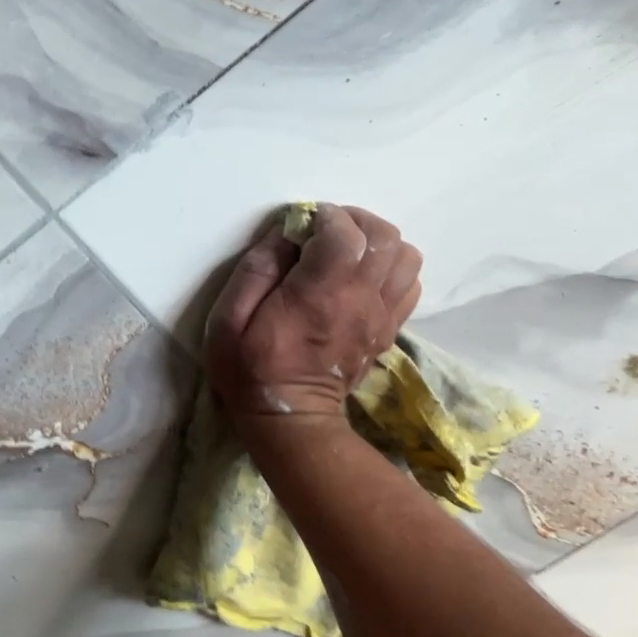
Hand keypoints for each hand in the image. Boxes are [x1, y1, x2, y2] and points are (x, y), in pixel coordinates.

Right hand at [204, 204, 422, 416]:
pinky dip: (390, 268)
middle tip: (323, 228)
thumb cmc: (249, 367)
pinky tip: (359, 275)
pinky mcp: (388, 329)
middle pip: (386, 237)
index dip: (326, 216)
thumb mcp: (227, 318)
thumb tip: (284, 233)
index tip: (302, 221)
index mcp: (319, 295)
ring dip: (377, 242)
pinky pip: (410, 283)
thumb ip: (256, 269)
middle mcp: (360, 300)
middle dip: (355, 220)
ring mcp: (381, 316)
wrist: (290, 420)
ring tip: (344, 248)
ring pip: (406, 256)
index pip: (346, 235)